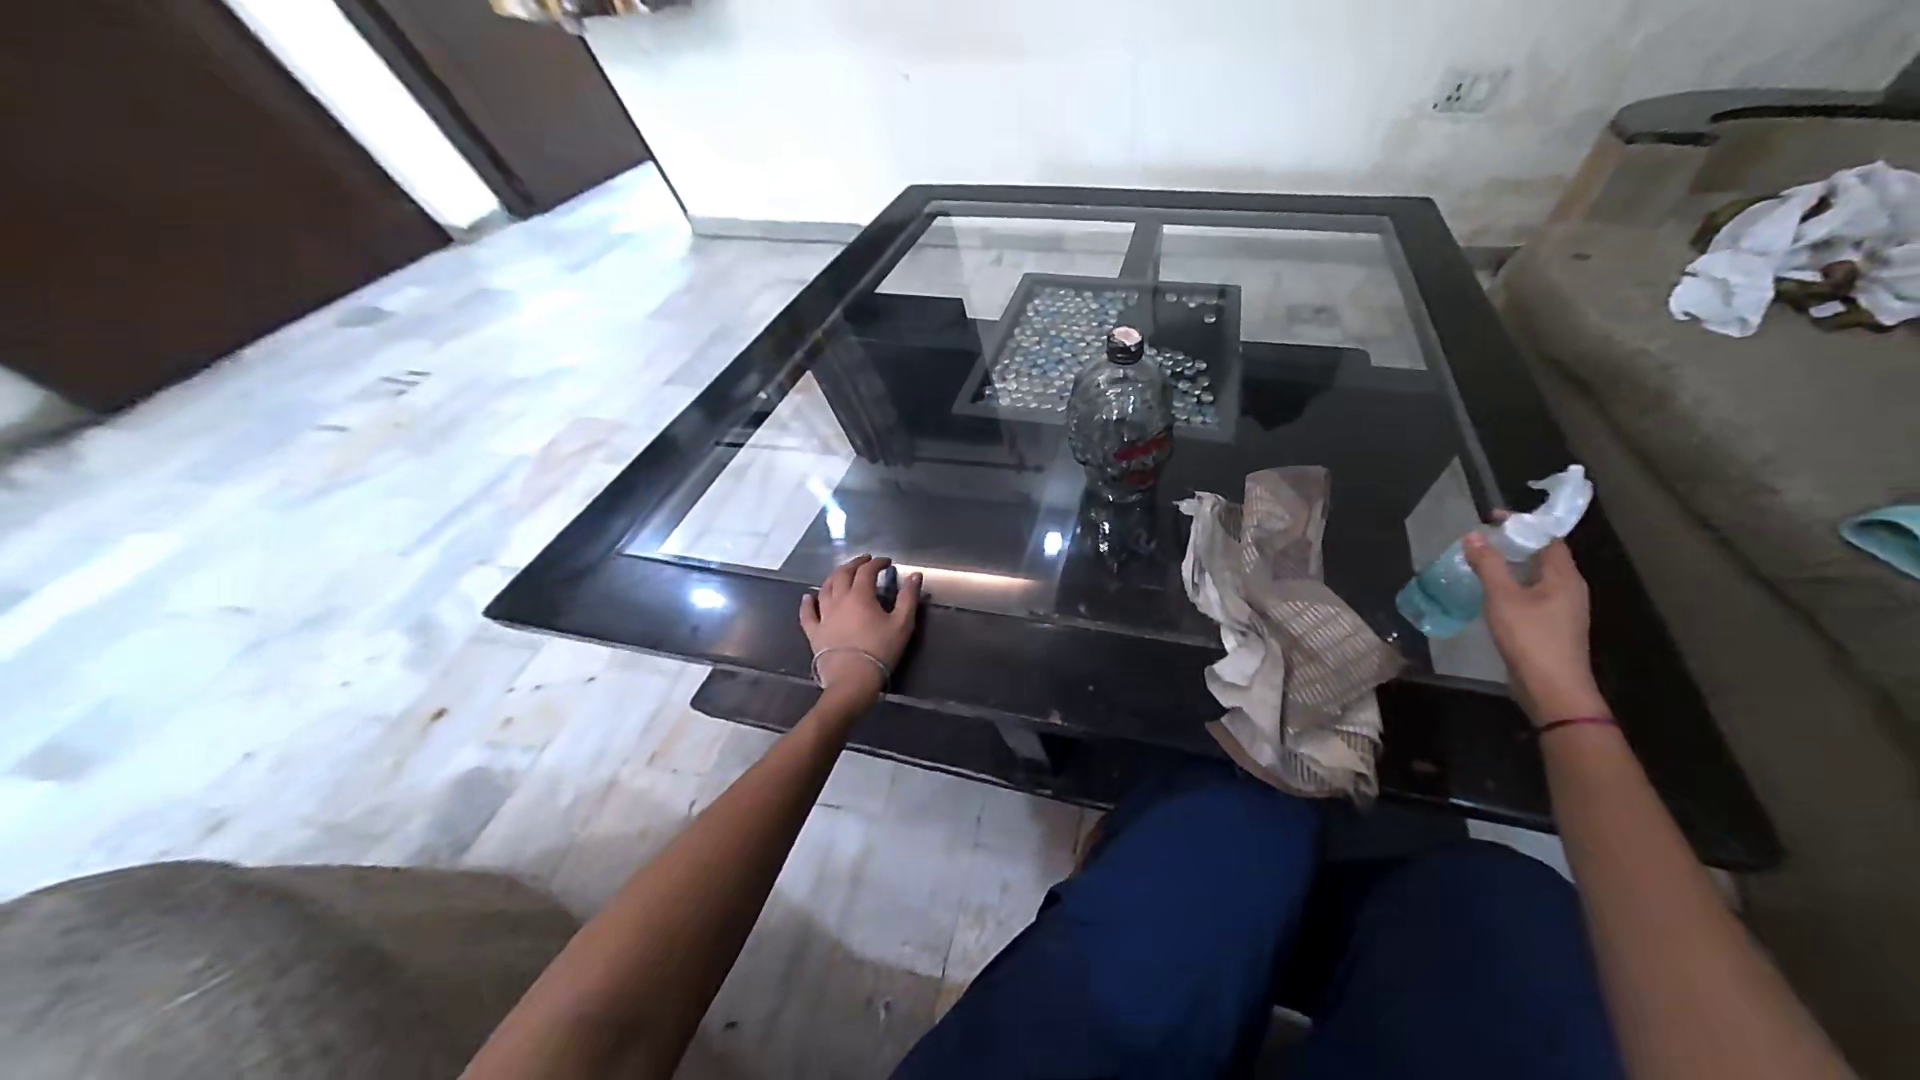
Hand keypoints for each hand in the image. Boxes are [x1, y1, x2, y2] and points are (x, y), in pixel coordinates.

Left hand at [799, 554, 922, 701]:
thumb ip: (908, 597)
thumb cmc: (880, 651)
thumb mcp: (902, 624)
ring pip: (825, 589)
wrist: (853, 680)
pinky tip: (807, 597)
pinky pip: (807, 614)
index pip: (867, 571)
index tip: (886, 562)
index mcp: (860, 595)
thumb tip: (914, 575)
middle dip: (854, 564)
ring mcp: (823, 616)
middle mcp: (838, 600)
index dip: (877, 563)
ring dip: (834, 577)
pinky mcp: (814, 632)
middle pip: (843, 574)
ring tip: (841, 574)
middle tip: (864, 561)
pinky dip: (807, 603)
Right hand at [1463, 531, 1610, 726]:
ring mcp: (1562, 609)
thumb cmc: (1530, 637)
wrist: (1551, 686)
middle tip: (1483, 538)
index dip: (1523, 524)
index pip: (1548, 538)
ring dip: (1512, 565)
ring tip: (1482, 561)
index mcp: (1564, 576)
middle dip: (1515, 543)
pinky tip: (1492, 592)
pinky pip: (1533, 593)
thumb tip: (1473, 535)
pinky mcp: (1551, 625)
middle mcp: (1570, 588)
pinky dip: (1513, 584)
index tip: (1492, 518)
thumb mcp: (1502, 597)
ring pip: (1537, 576)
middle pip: (1544, 556)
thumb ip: (1488, 564)